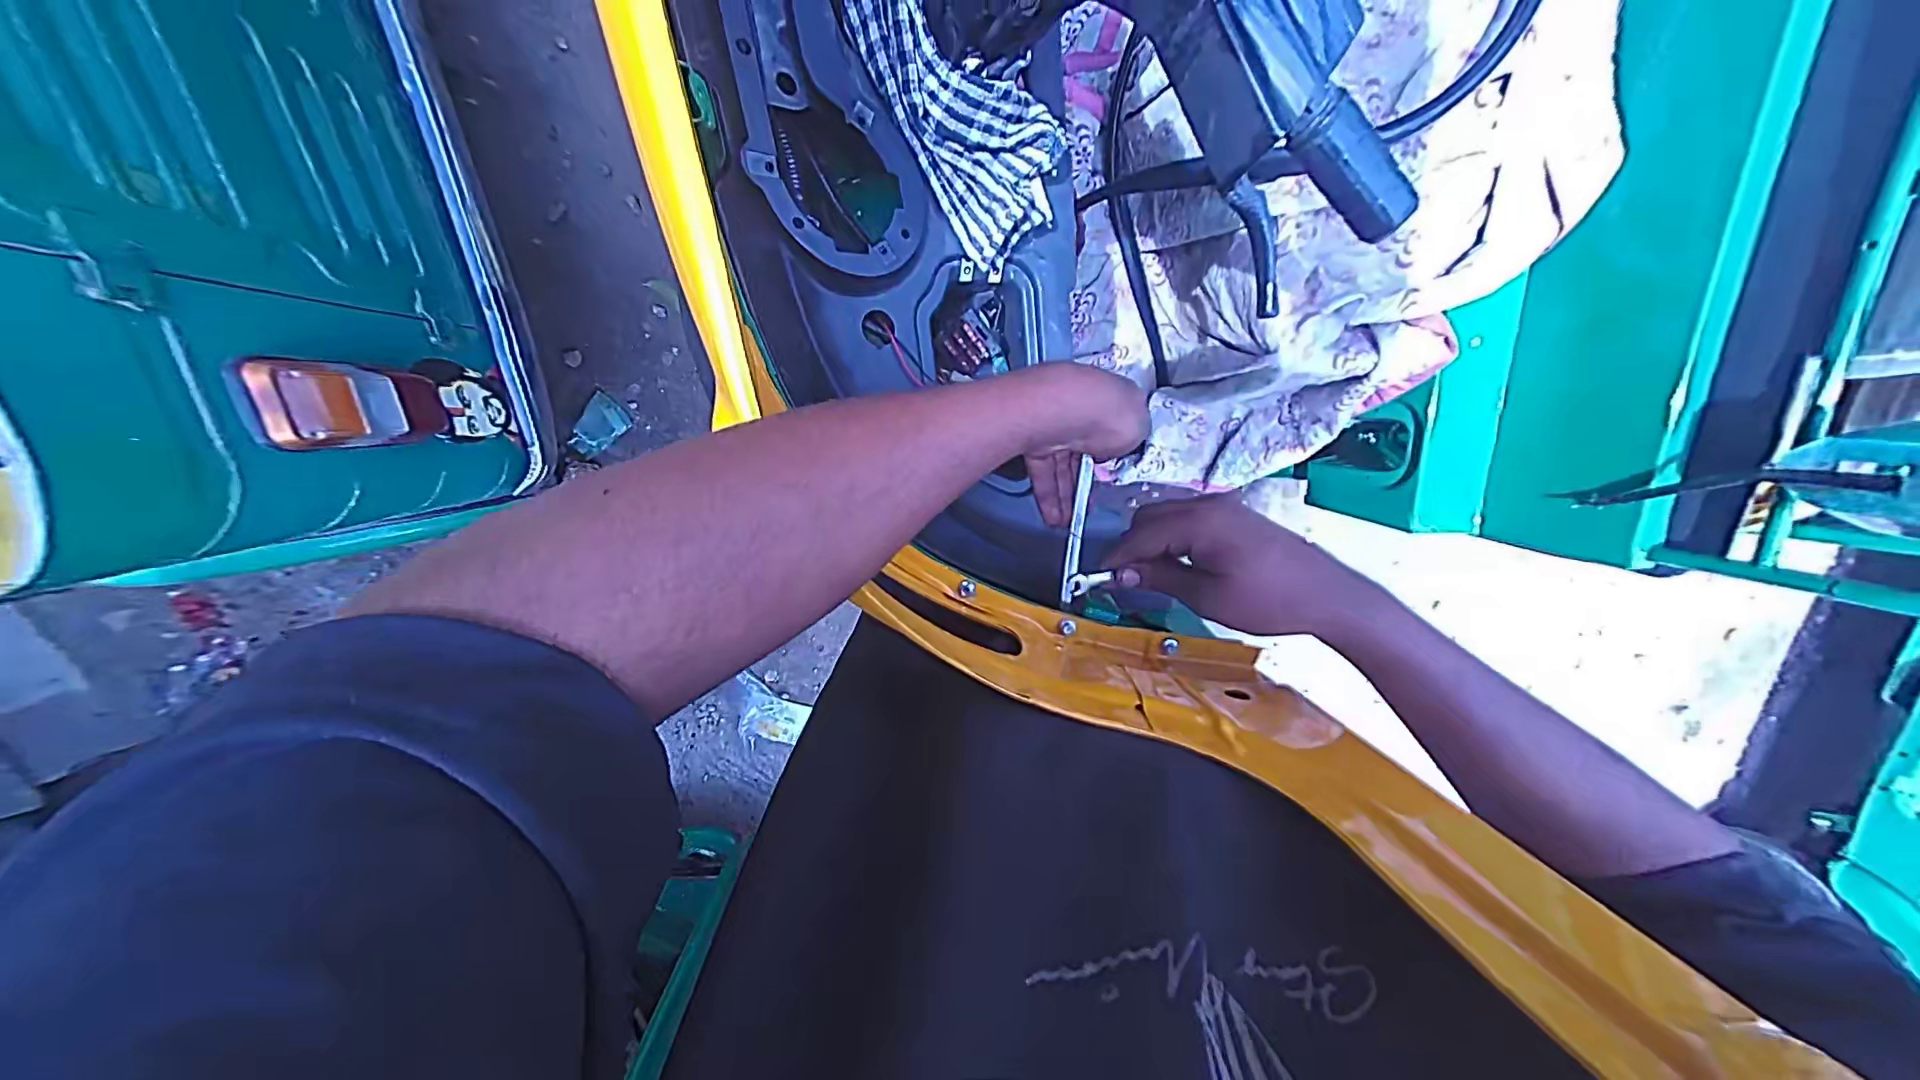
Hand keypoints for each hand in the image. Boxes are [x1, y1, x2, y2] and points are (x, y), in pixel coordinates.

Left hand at [1001, 363, 1147, 527]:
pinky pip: (1044, 474)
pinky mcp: (1034, 441)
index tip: (1118, 474)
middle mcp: (1083, 408)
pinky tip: (1054, 516)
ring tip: (1071, 520)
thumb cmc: (1106, 409)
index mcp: (1114, 398)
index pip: (1117, 428)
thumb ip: (1134, 441)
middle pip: (1087, 452)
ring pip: (1064, 466)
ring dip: (1068, 496)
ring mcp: (1057, 424)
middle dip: (1089, 481)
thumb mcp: (1141, 428)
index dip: (1119, 454)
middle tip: (1093, 503)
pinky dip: (1048, 497)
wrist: (1064, 408)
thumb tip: (1126, 448)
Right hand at [1102, 496, 1397, 640]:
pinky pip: (1187, 518)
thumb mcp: (1207, 596)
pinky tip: (1174, 562)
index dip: (1116, 556)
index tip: (1098, 577)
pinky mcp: (1234, 516)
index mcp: (1200, 521)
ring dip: (1150, 540)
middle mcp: (1208, 504)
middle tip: (1124, 580)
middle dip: (1131, 546)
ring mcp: (1223, 507)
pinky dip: (1171, 537)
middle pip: (1150, 517)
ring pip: (1167, 515)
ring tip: (1146, 575)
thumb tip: (1122, 574)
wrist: (1329, 597)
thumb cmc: (1269, 601)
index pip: (1141, 534)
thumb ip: (1160, 578)